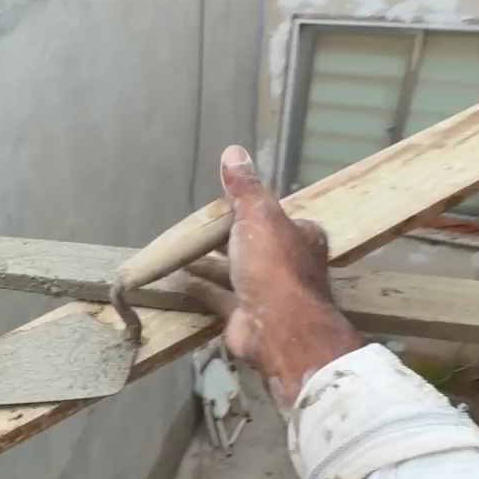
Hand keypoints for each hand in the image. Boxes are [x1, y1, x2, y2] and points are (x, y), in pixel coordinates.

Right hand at [179, 146, 363, 407]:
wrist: (276, 326)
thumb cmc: (273, 265)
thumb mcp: (257, 216)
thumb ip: (244, 188)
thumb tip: (234, 152)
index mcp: (300, 236)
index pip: (275, 217)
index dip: (251, 211)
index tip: (225, 207)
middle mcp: (288, 265)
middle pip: (254, 246)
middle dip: (229, 240)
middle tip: (199, 229)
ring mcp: (267, 293)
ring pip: (235, 273)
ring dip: (211, 265)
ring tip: (182, 251)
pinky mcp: (246, 315)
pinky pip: (220, 297)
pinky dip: (201, 288)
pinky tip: (179, 279)